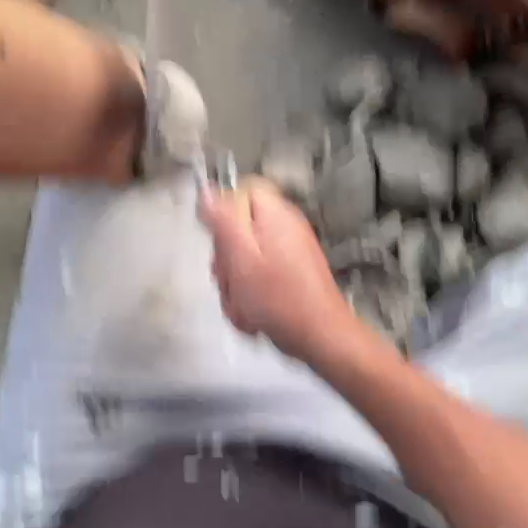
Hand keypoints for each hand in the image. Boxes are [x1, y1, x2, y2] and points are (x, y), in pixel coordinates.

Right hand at [198, 179, 383, 366]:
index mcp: (274, 214)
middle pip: (238, 227)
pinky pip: (257, 275)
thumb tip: (206, 189)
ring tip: (241, 304)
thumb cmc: (278, 297)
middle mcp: (284, 227)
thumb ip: (222, 219)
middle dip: (226, 258)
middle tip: (230, 280)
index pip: (240, 191)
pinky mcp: (291, 274)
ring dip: (234, 283)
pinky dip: (249, 295)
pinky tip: (252, 314)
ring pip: (244, 256)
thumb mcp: (241, 256)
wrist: (321, 338)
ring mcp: (289, 251)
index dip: (221, 213)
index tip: (218, 241)